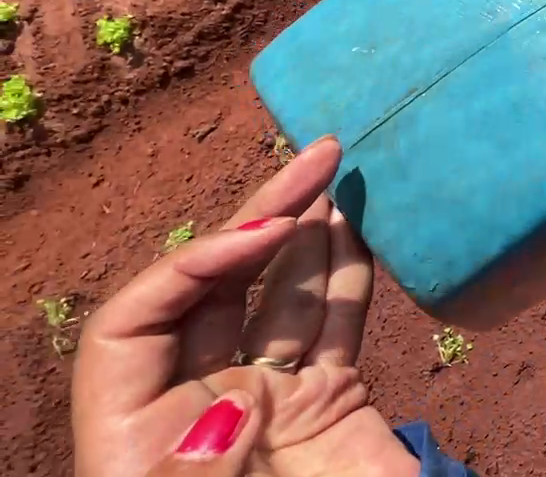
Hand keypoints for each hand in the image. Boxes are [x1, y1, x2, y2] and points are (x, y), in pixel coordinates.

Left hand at [74, 137, 419, 476]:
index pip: (135, 325)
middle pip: (219, 292)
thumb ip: (191, 471)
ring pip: (286, 294)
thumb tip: (222, 408)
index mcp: (133, 447)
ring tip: (337, 172)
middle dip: (263, 218)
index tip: (268, 235)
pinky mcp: (331, 395)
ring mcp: (270, 398)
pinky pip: (337, 320)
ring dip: (312, 230)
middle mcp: (196, 409)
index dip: (194, 266)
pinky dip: (349, 269)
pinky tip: (357, 226)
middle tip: (319, 156)